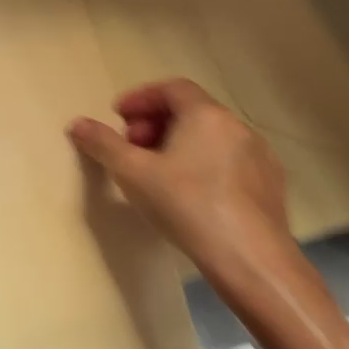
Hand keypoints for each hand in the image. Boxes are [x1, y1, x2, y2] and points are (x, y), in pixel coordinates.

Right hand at [66, 79, 293, 279]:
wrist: (252, 260)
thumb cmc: (187, 205)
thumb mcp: (130, 172)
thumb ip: (102, 143)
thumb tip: (78, 124)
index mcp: (207, 116)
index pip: (173, 88)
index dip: (141, 97)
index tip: (119, 117)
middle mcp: (239, 129)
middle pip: (191, 111)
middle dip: (155, 123)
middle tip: (132, 147)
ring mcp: (260, 159)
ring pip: (211, 138)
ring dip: (178, 144)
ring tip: (156, 173)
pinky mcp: (270, 187)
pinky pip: (229, 161)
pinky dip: (203, 164)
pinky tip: (189, 194)